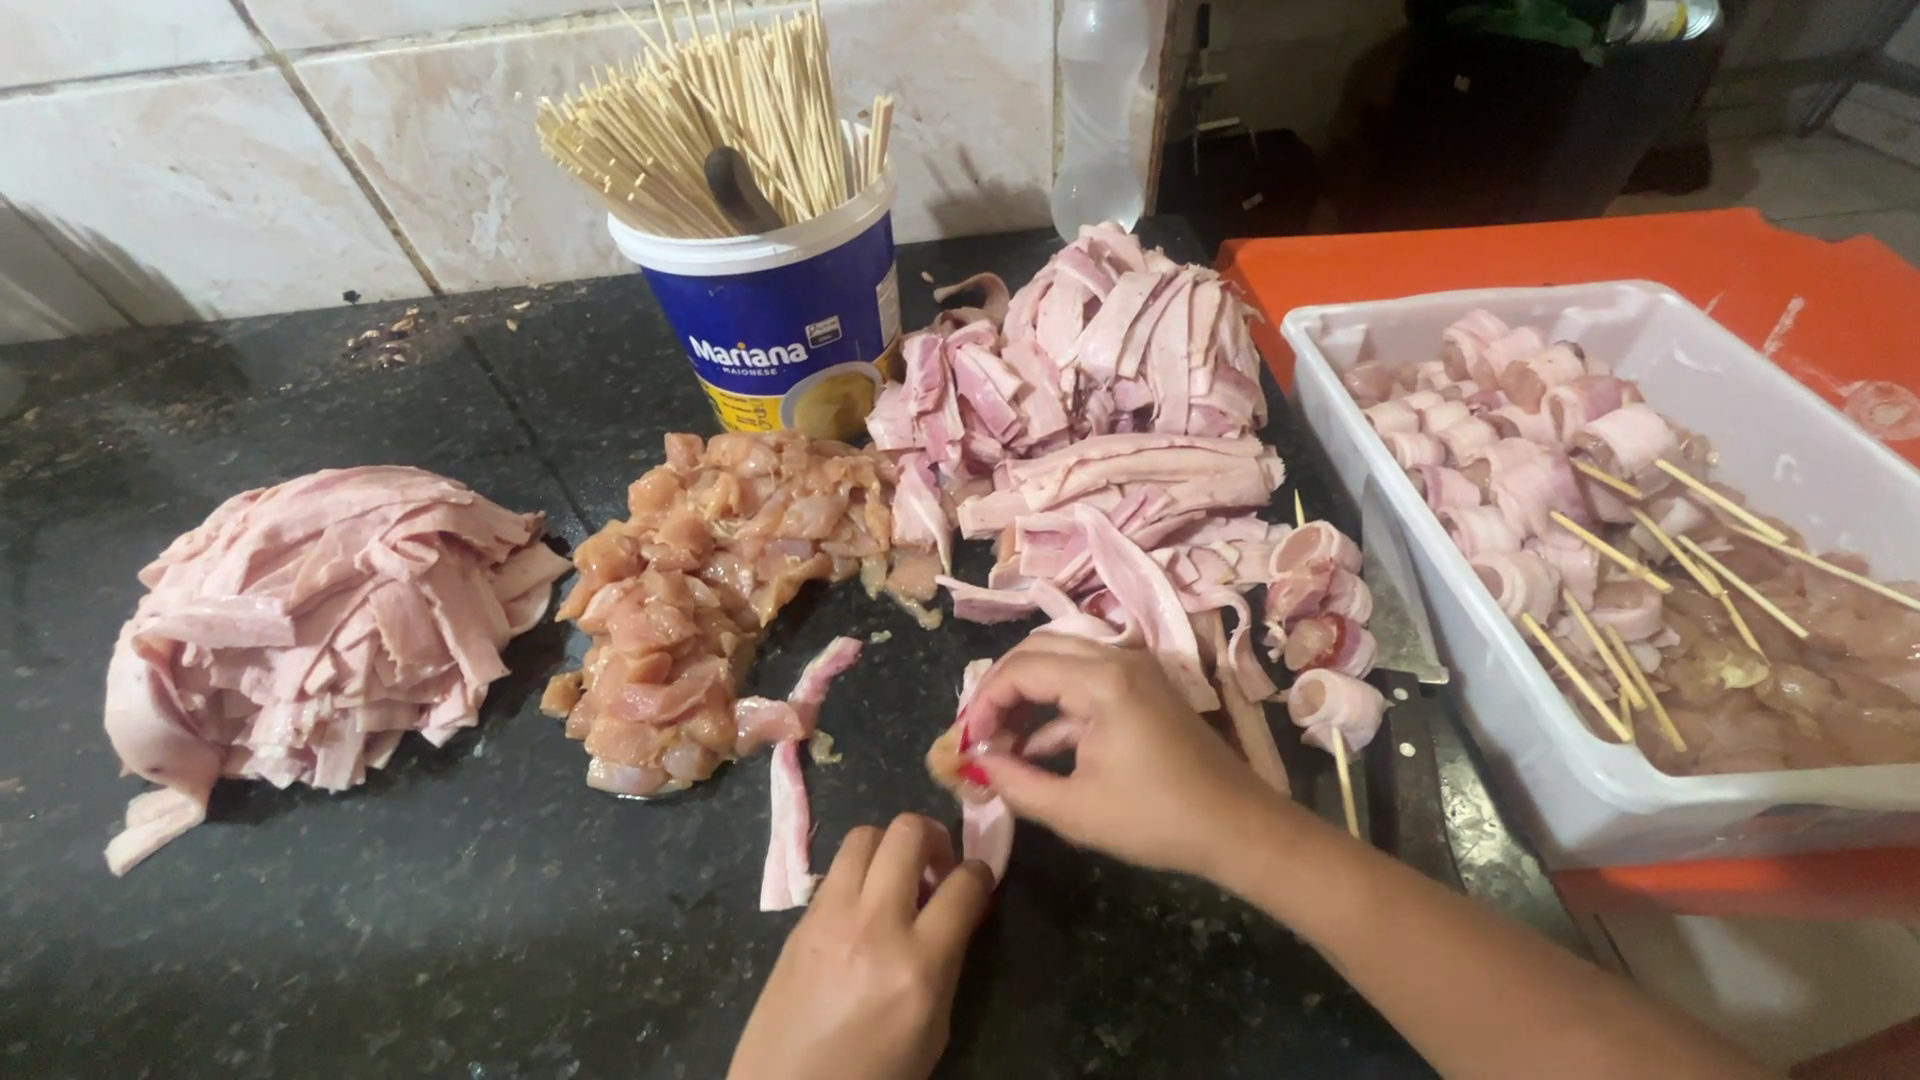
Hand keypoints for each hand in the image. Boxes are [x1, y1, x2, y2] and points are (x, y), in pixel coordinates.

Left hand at [729, 814, 992, 1079]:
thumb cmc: (875, 1073)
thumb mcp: (933, 1028)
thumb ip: (951, 958)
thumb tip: (964, 906)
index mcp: (917, 966)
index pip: (963, 886)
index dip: (980, 873)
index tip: (979, 877)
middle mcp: (874, 926)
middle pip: (908, 832)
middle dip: (935, 837)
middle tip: (937, 866)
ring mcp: (831, 916)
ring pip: (866, 834)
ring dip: (892, 844)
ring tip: (899, 874)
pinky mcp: (802, 918)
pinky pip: (837, 867)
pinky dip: (861, 869)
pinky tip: (865, 900)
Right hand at [964, 635, 1284, 880]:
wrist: (1238, 828)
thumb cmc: (1158, 820)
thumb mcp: (1076, 811)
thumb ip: (1017, 783)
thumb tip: (978, 763)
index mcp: (1102, 680)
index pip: (1022, 669)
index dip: (985, 702)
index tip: (967, 741)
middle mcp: (1117, 658)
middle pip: (1038, 649)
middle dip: (1000, 687)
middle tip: (977, 729)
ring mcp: (1133, 669)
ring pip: (1060, 659)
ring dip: (1025, 691)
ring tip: (998, 736)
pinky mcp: (1141, 687)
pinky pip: (1083, 679)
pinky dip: (1054, 704)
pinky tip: (1034, 747)